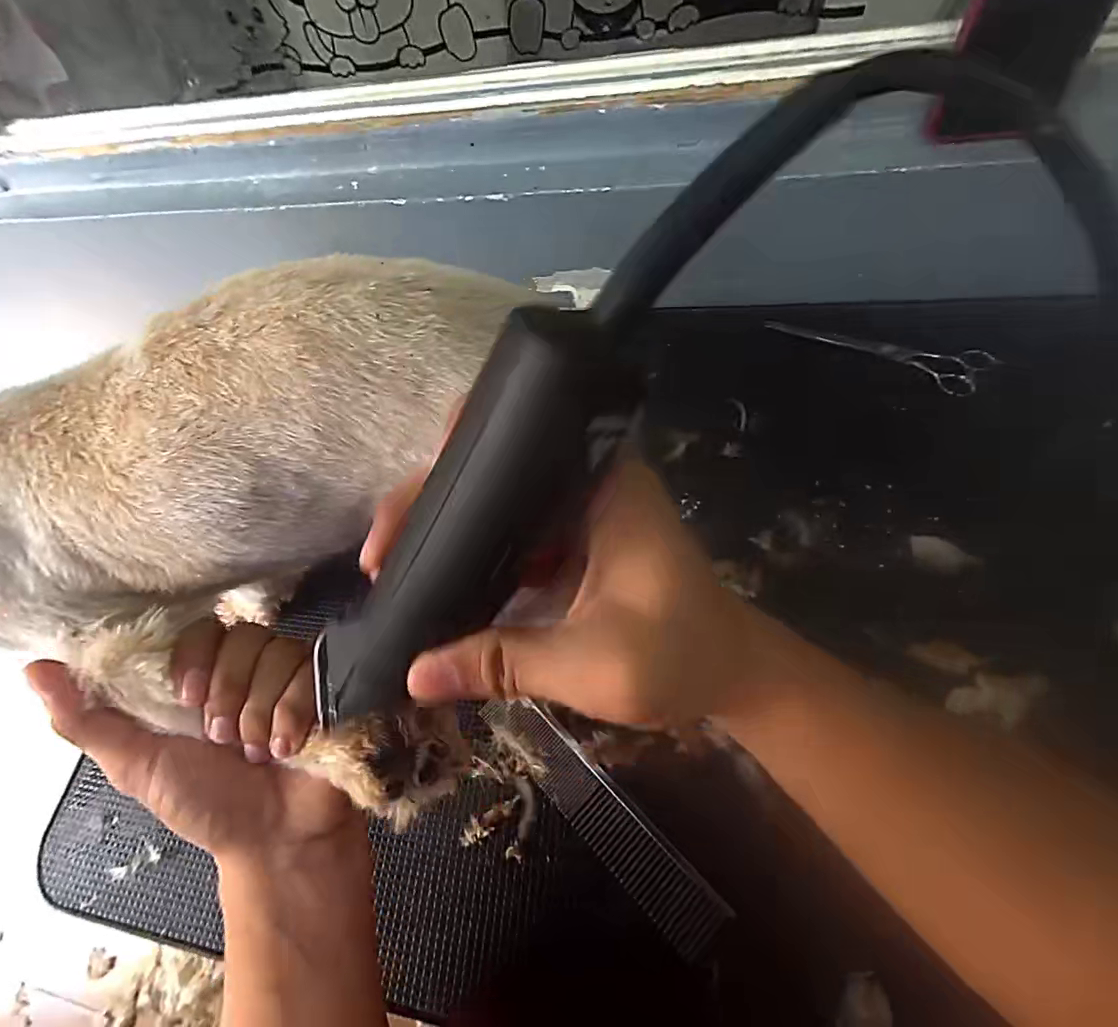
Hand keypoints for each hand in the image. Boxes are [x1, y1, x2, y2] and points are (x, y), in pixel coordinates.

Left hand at [27, 635, 351, 864]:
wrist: (271, 837)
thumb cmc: (205, 804)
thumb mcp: (136, 766)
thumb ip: (89, 720)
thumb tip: (33, 669)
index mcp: (206, 678)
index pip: (203, 630)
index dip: (195, 659)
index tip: (187, 701)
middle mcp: (252, 669)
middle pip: (244, 638)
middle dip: (229, 694)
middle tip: (223, 739)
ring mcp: (293, 676)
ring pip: (278, 655)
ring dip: (260, 713)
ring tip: (256, 751)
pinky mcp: (328, 686)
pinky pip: (311, 674)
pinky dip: (292, 716)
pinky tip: (287, 747)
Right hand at [361, 460, 778, 727]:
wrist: (732, 674)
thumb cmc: (678, 657)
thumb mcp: (588, 663)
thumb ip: (502, 663)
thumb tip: (413, 675)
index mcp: (605, 485)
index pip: (520, 442)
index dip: (457, 456)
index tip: (408, 498)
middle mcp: (593, 484)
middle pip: (501, 471)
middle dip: (439, 501)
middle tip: (385, 548)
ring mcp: (586, 512)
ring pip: (506, 504)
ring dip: (456, 529)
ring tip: (397, 562)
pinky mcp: (580, 542)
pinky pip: (520, 534)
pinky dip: (484, 553)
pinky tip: (443, 577)